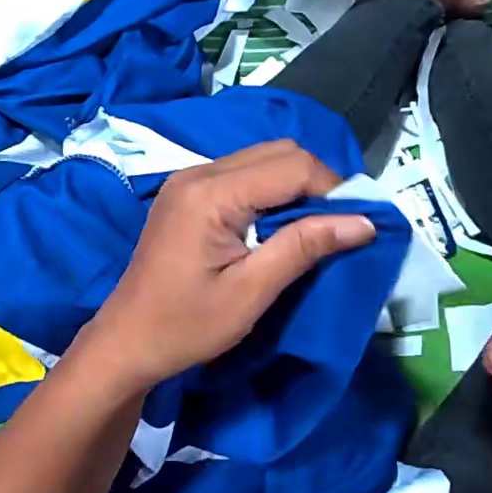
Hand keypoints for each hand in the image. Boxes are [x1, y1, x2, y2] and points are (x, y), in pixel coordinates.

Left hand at [74, 141, 376, 392]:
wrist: (127, 340)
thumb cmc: (185, 326)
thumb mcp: (251, 293)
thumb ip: (304, 247)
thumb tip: (364, 221)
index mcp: (211, 193)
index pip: (292, 166)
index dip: (333, 189)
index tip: (356, 225)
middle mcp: (199, 172)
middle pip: (279, 152)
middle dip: (317, 182)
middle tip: (335, 227)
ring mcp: (189, 178)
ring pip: (262, 157)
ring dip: (294, 185)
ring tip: (310, 228)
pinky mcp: (187, 190)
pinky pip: (242, 172)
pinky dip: (271, 190)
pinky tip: (276, 225)